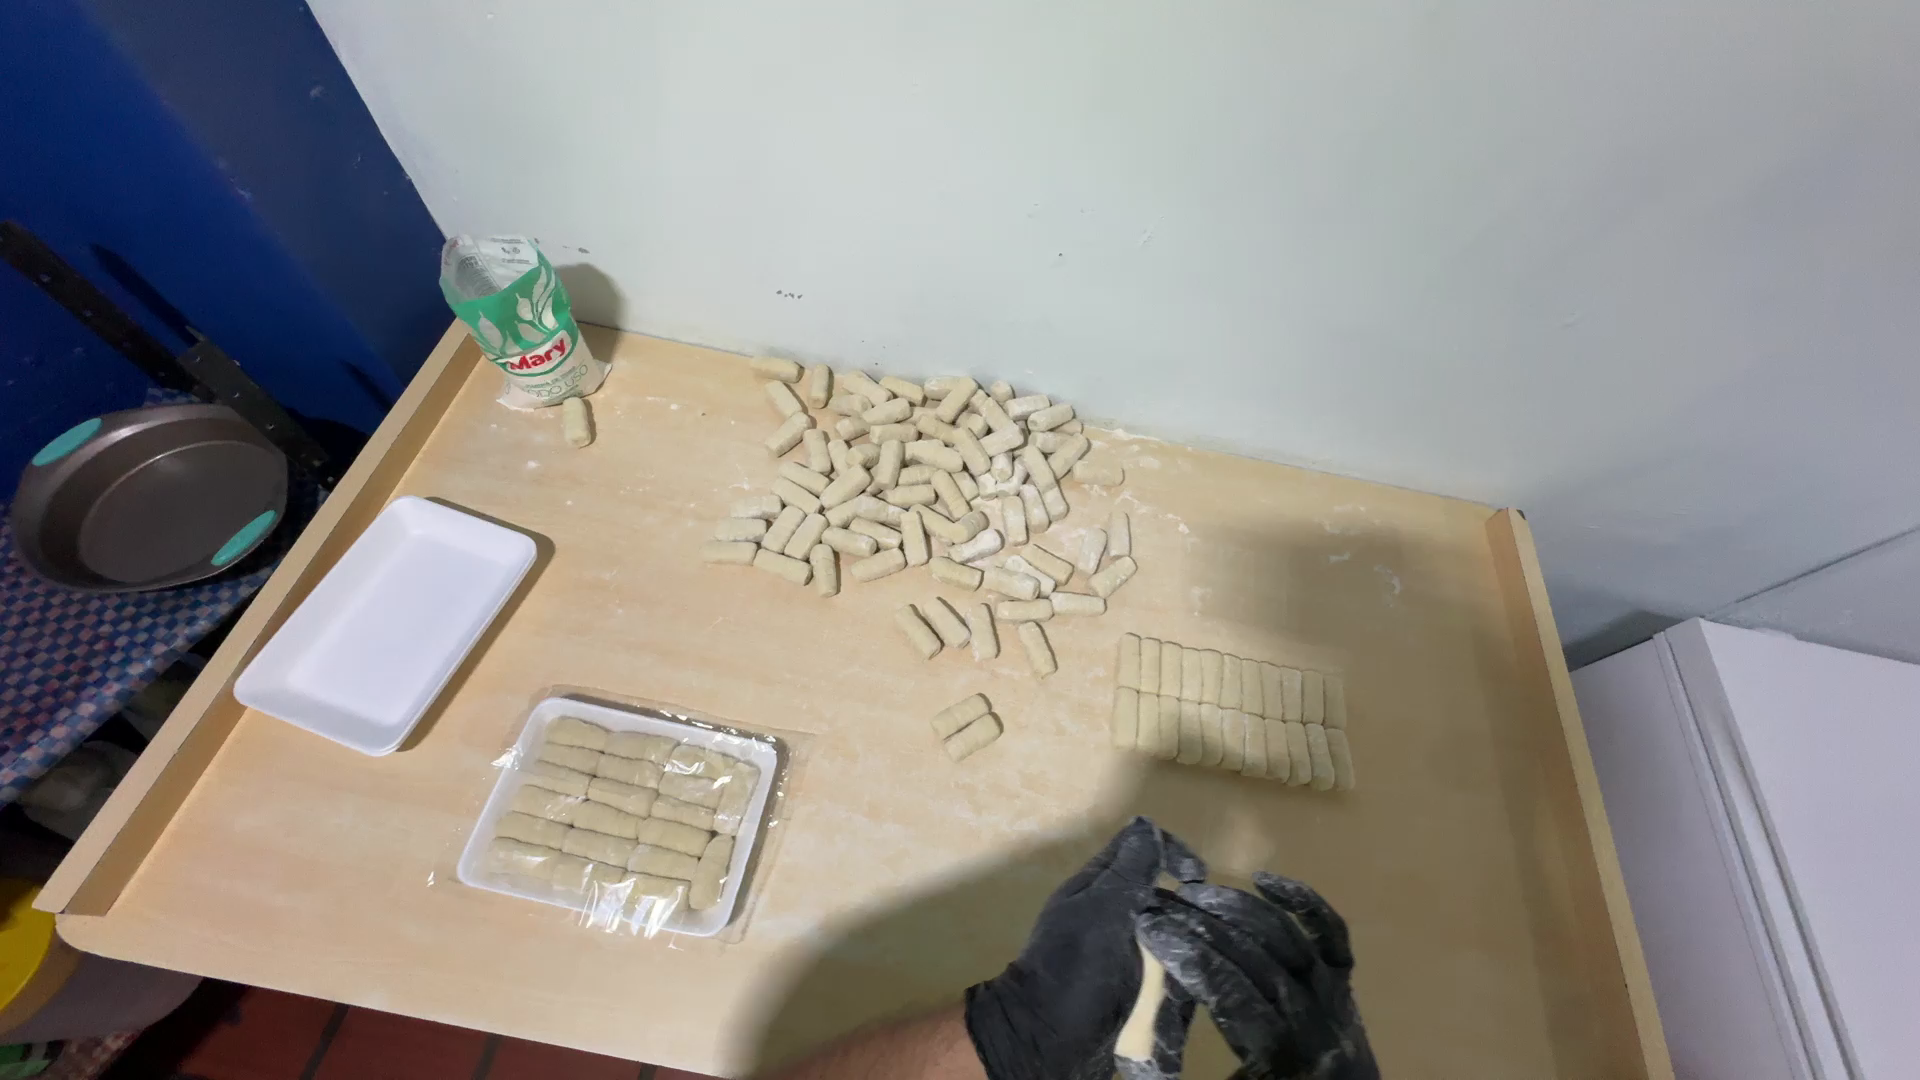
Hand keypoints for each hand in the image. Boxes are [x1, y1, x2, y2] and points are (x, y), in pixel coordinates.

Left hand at [963, 816, 1206, 1079]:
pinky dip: (1180, 987)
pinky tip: (1191, 996)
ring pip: (1170, 939)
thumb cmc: (1073, 967)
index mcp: (1098, 885)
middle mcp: (1111, 913)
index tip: (1197, 877)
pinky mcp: (1132, 991)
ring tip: (1201, 970)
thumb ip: (1128, 871)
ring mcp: (1122, 954)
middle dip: (1189, 912)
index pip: (1140, 849)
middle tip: (1208, 932)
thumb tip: (1148, 826)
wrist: (1048, 1040)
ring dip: (1188, 953)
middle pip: (1162, 897)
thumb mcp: (1101, 910)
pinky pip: (1167, 979)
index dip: (1171, 853)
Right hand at [1136, 872, 1377, 1079]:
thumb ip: (1180, 1066)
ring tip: (1190, 893)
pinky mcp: (1344, 982)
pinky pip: (1330, 932)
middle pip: (1253, 955)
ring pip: (1283, 933)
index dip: (1189, 955)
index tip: (1149, 928)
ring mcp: (1335, 995)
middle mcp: (1315, 1020)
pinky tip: (1262, 881)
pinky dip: (1300, 900)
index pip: (1231, 992)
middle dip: (1198, 924)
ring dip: (1233, 906)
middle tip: (1156, 903)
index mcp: (1284, 1055)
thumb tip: (1136, 1031)